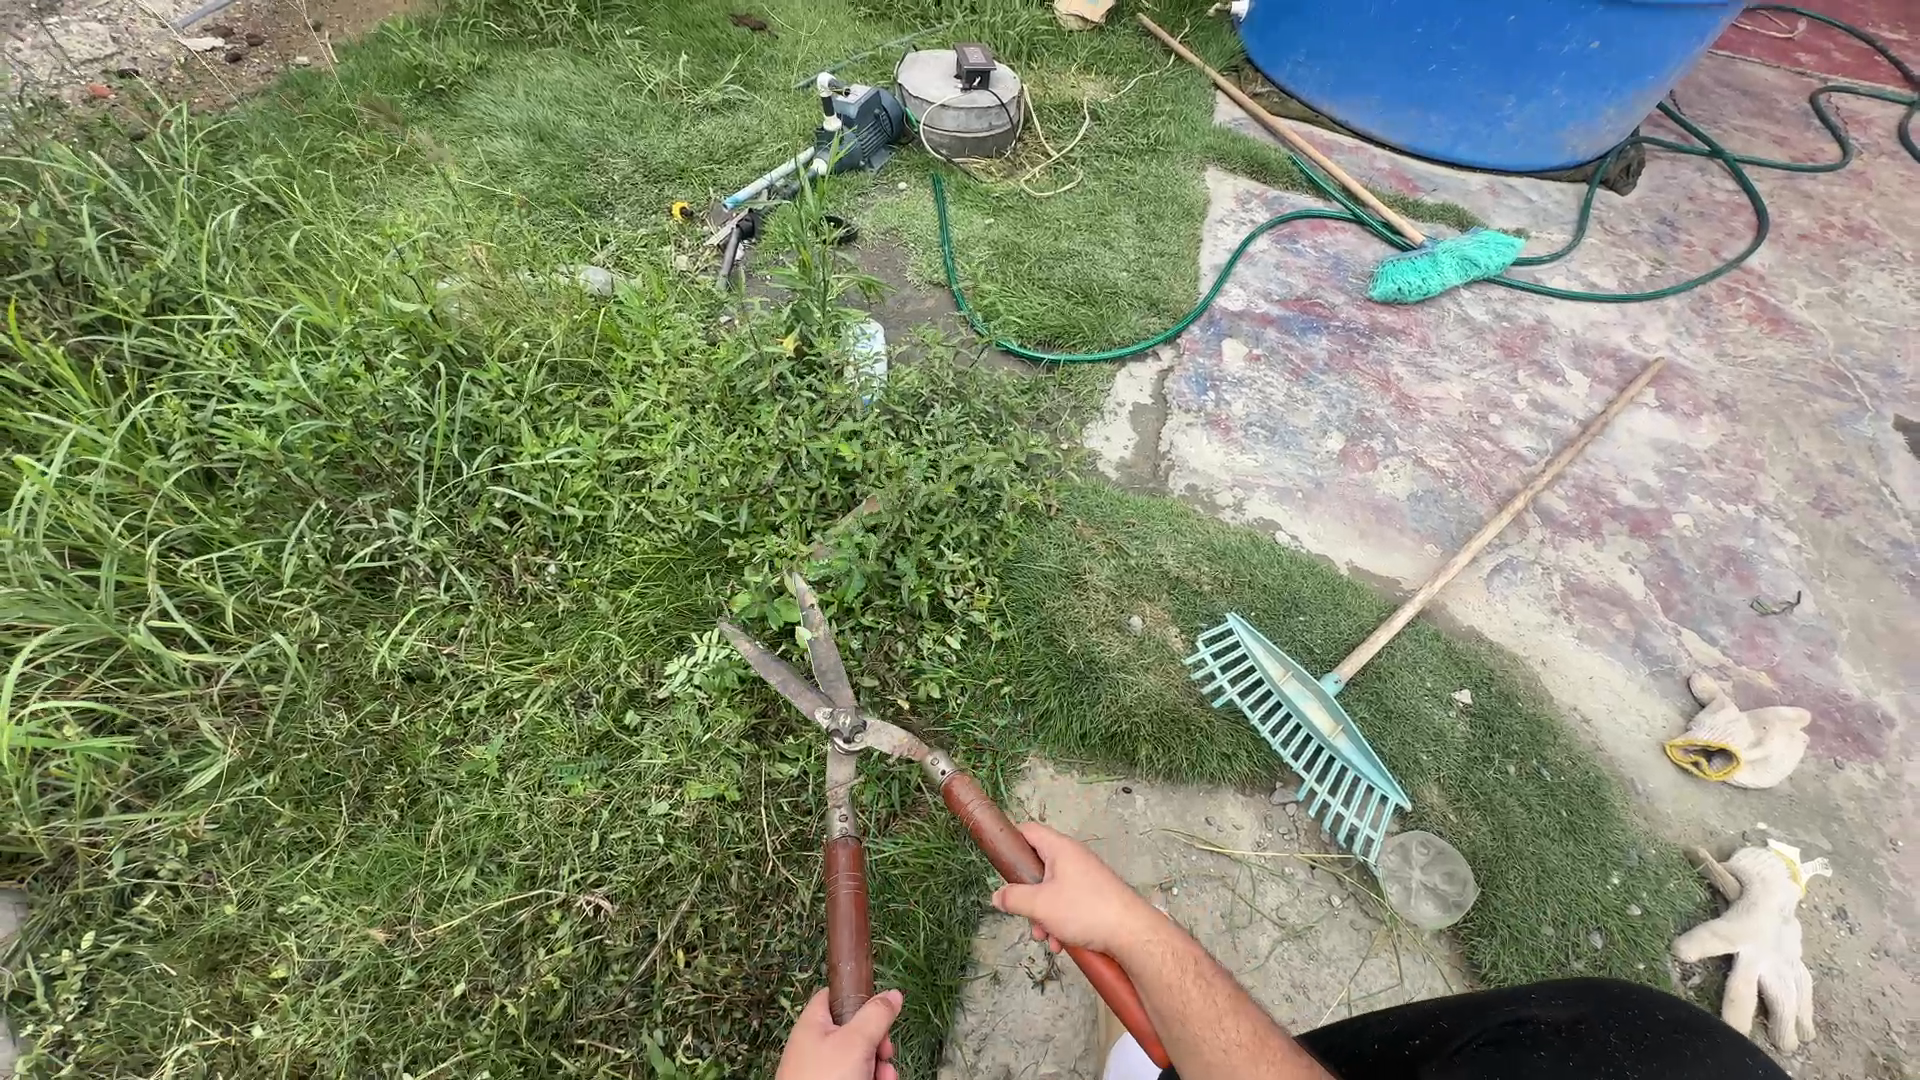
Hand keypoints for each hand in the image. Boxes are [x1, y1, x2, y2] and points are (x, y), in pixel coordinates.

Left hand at [775, 988, 902, 1079]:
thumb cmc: (827, 1078)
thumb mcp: (856, 1041)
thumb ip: (876, 1015)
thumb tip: (893, 994)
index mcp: (813, 1023)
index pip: (835, 996)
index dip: (859, 997)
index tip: (879, 1011)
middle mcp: (815, 1045)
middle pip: (854, 1030)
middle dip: (877, 1040)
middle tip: (885, 1052)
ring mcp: (821, 1071)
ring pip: (858, 1057)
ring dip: (878, 1064)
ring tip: (885, 1076)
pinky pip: (854, 1076)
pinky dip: (871, 1078)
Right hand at [990, 822, 1161, 956]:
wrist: (1131, 932)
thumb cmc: (1086, 910)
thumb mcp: (1040, 905)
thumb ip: (1013, 898)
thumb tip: (997, 896)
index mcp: (1059, 848)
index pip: (1028, 831)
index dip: (1011, 842)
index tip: (1001, 863)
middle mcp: (1072, 857)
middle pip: (1038, 867)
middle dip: (1027, 895)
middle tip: (1025, 913)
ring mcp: (1085, 876)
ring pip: (1052, 889)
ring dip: (1043, 914)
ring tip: (1046, 937)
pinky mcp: (1094, 894)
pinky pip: (1067, 902)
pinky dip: (1060, 920)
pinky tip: (1062, 943)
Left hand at [1672, 845, 1822, 1052]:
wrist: (1784, 892)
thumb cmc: (1743, 884)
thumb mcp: (1728, 876)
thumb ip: (1709, 869)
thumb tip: (1689, 849)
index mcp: (1741, 924)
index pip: (1717, 935)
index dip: (1699, 944)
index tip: (1678, 952)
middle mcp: (1765, 949)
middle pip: (1751, 982)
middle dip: (1741, 1006)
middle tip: (1732, 1030)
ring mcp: (1785, 964)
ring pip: (1785, 998)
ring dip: (1783, 1022)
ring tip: (1782, 1045)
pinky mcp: (1797, 971)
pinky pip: (1804, 997)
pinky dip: (1805, 1017)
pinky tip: (1806, 1036)